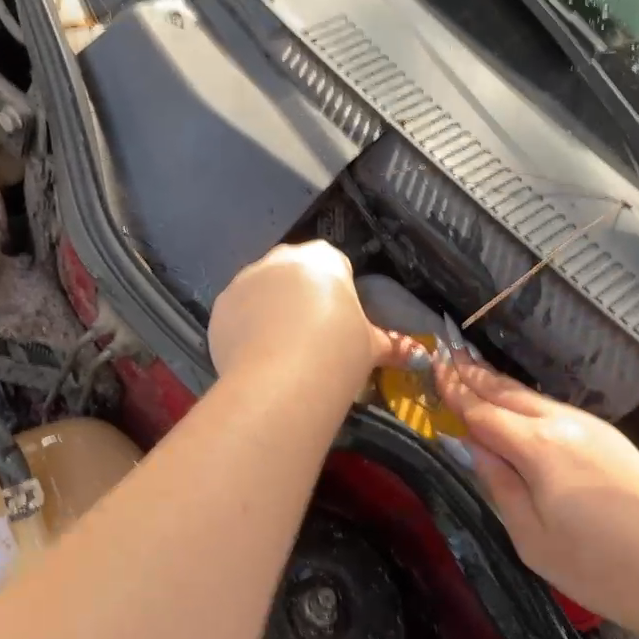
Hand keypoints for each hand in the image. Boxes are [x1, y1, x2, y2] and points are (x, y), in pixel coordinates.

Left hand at [208, 242, 417, 385]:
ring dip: (270, 312)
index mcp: (323, 258)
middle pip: (294, 273)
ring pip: (262, 291)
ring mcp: (246, 279)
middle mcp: (281, 258)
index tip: (339, 324)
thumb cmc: (338, 352)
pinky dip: (245, 330)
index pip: (334, 266)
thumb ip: (390, 344)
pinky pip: (237, 313)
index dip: (337, 294)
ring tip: (282, 353)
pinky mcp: (220, 305)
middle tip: (312, 339)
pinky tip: (257, 359)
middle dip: (300, 297)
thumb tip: (417, 354)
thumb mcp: (370, 348)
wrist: (282, 380)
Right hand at [437, 354, 638, 637]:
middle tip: (448, 354)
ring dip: (502, 384)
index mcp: (537, 447)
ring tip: (477, 370)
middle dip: (475, 374)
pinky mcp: (615, 441)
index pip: (483, 411)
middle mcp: (562, 424)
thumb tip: (477, 449)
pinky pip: (557, 410)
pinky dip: (529, 400)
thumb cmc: (603, 570)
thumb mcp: (534, 541)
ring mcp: (593, 429)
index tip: (434, 367)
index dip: (455, 391)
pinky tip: (523, 404)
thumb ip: (500, 488)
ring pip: (535, 397)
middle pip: (509, 393)